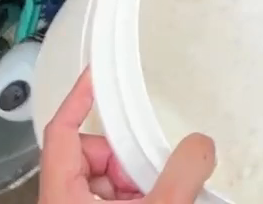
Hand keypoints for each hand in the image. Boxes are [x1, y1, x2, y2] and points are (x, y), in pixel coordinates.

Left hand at [40, 69, 215, 202]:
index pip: (61, 134)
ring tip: (161, 195)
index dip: (78, 99)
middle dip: (127, 154)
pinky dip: (141, 193)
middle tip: (152, 172)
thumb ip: (182, 171)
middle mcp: (65, 203)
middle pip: (93, 153)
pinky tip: (161, 201)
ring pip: (109, 176)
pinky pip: (117, 196)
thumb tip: (201, 142)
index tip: (100, 72)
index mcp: (62, 197)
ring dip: (137, 178)